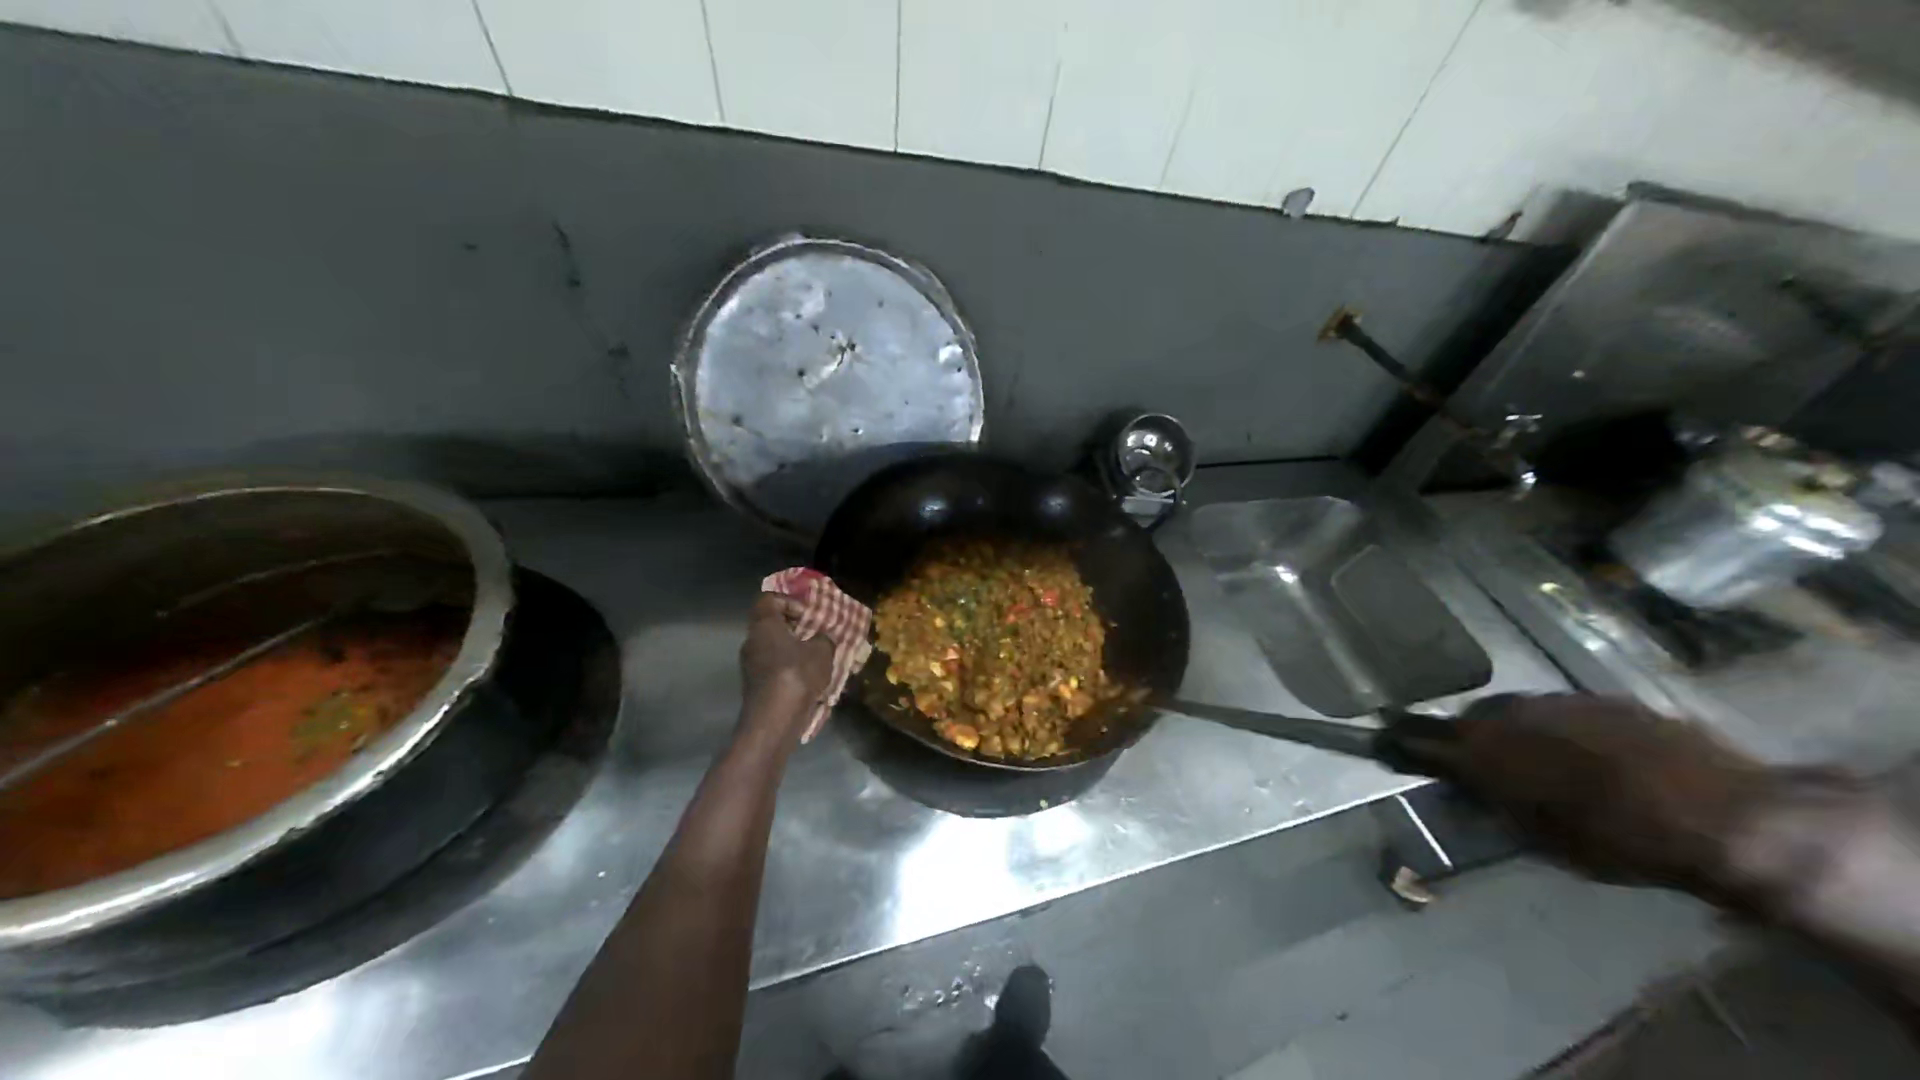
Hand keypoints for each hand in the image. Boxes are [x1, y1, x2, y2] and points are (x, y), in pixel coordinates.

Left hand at [738, 593, 834, 740]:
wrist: (774, 720)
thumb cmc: (796, 674)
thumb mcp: (822, 651)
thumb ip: (824, 638)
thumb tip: (823, 638)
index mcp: (764, 625)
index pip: (768, 600)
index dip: (789, 601)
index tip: (808, 614)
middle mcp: (752, 642)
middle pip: (771, 625)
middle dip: (795, 628)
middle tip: (817, 634)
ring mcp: (751, 665)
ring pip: (774, 648)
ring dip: (794, 650)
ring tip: (818, 658)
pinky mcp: (756, 685)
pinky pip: (774, 668)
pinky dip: (790, 669)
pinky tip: (810, 679)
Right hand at [1425, 693, 1778, 899]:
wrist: (1726, 814)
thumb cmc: (1620, 840)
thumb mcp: (1540, 840)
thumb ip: (1492, 806)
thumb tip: (1460, 792)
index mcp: (1482, 750)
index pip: (1416, 737)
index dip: (1396, 741)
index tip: (1379, 743)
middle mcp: (1507, 714)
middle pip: (1466, 720)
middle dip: (1462, 739)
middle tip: (1475, 766)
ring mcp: (1554, 700)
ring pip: (1512, 712)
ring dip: (1511, 732)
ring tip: (1536, 761)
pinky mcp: (1600, 698)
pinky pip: (1559, 711)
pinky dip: (1557, 730)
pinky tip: (1585, 754)